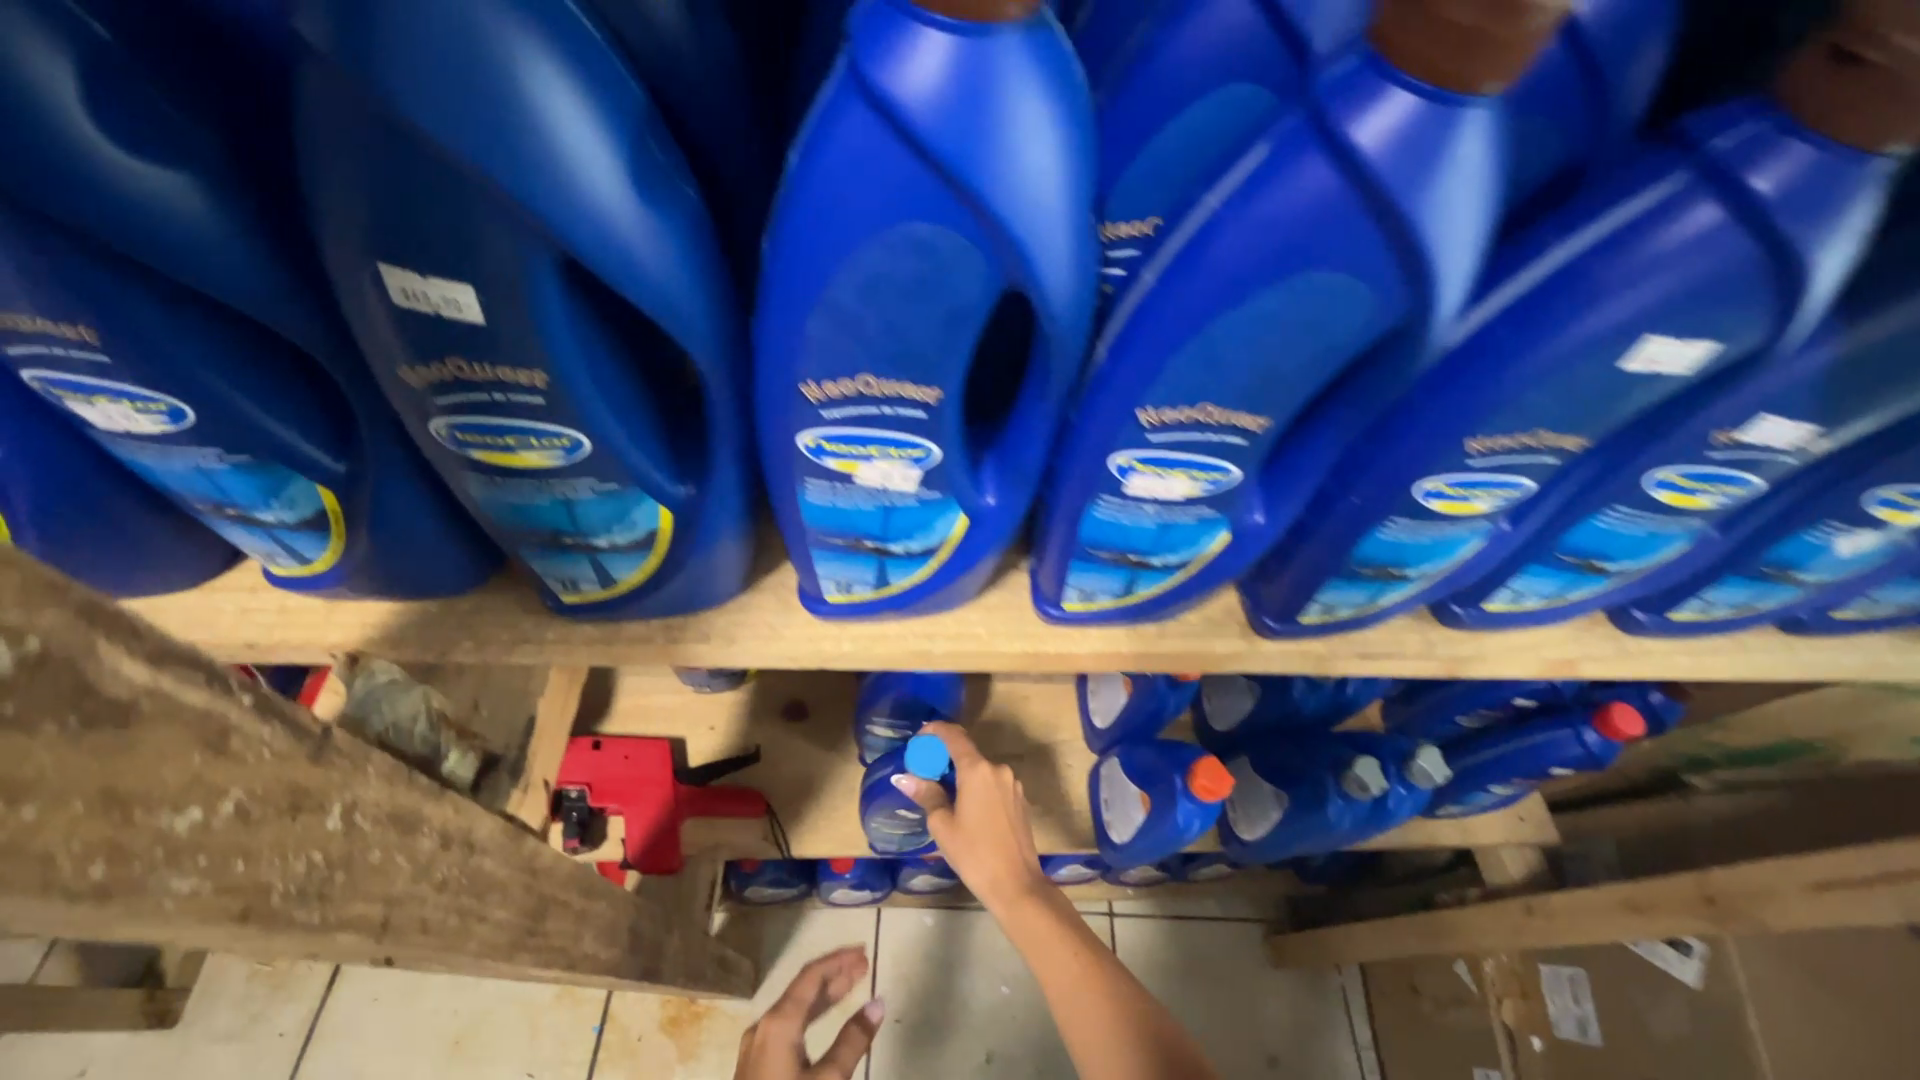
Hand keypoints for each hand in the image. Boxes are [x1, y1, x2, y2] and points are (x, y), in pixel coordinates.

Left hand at [734, 945, 883, 1079]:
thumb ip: (853, 1040)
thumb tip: (878, 1003)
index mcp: (779, 1022)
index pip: (811, 975)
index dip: (839, 960)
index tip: (864, 952)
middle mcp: (763, 1026)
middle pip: (802, 988)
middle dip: (835, 974)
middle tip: (864, 965)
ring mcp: (756, 1046)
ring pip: (794, 1007)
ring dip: (824, 995)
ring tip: (852, 986)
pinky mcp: (756, 1065)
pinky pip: (787, 1025)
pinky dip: (811, 1015)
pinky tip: (825, 1020)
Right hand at [893, 721, 1050, 911]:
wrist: (1017, 884)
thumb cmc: (974, 854)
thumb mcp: (942, 825)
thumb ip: (926, 795)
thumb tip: (903, 778)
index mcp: (977, 770)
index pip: (954, 735)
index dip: (934, 731)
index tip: (919, 739)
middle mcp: (998, 769)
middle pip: (967, 753)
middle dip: (945, 759)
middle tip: (925, 775)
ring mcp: (1013, 784)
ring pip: (981, 770)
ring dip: (962, 775)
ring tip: (944, 796)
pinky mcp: (1020, 800)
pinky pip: (993, 784)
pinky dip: (977, 788)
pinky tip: (967, 810)